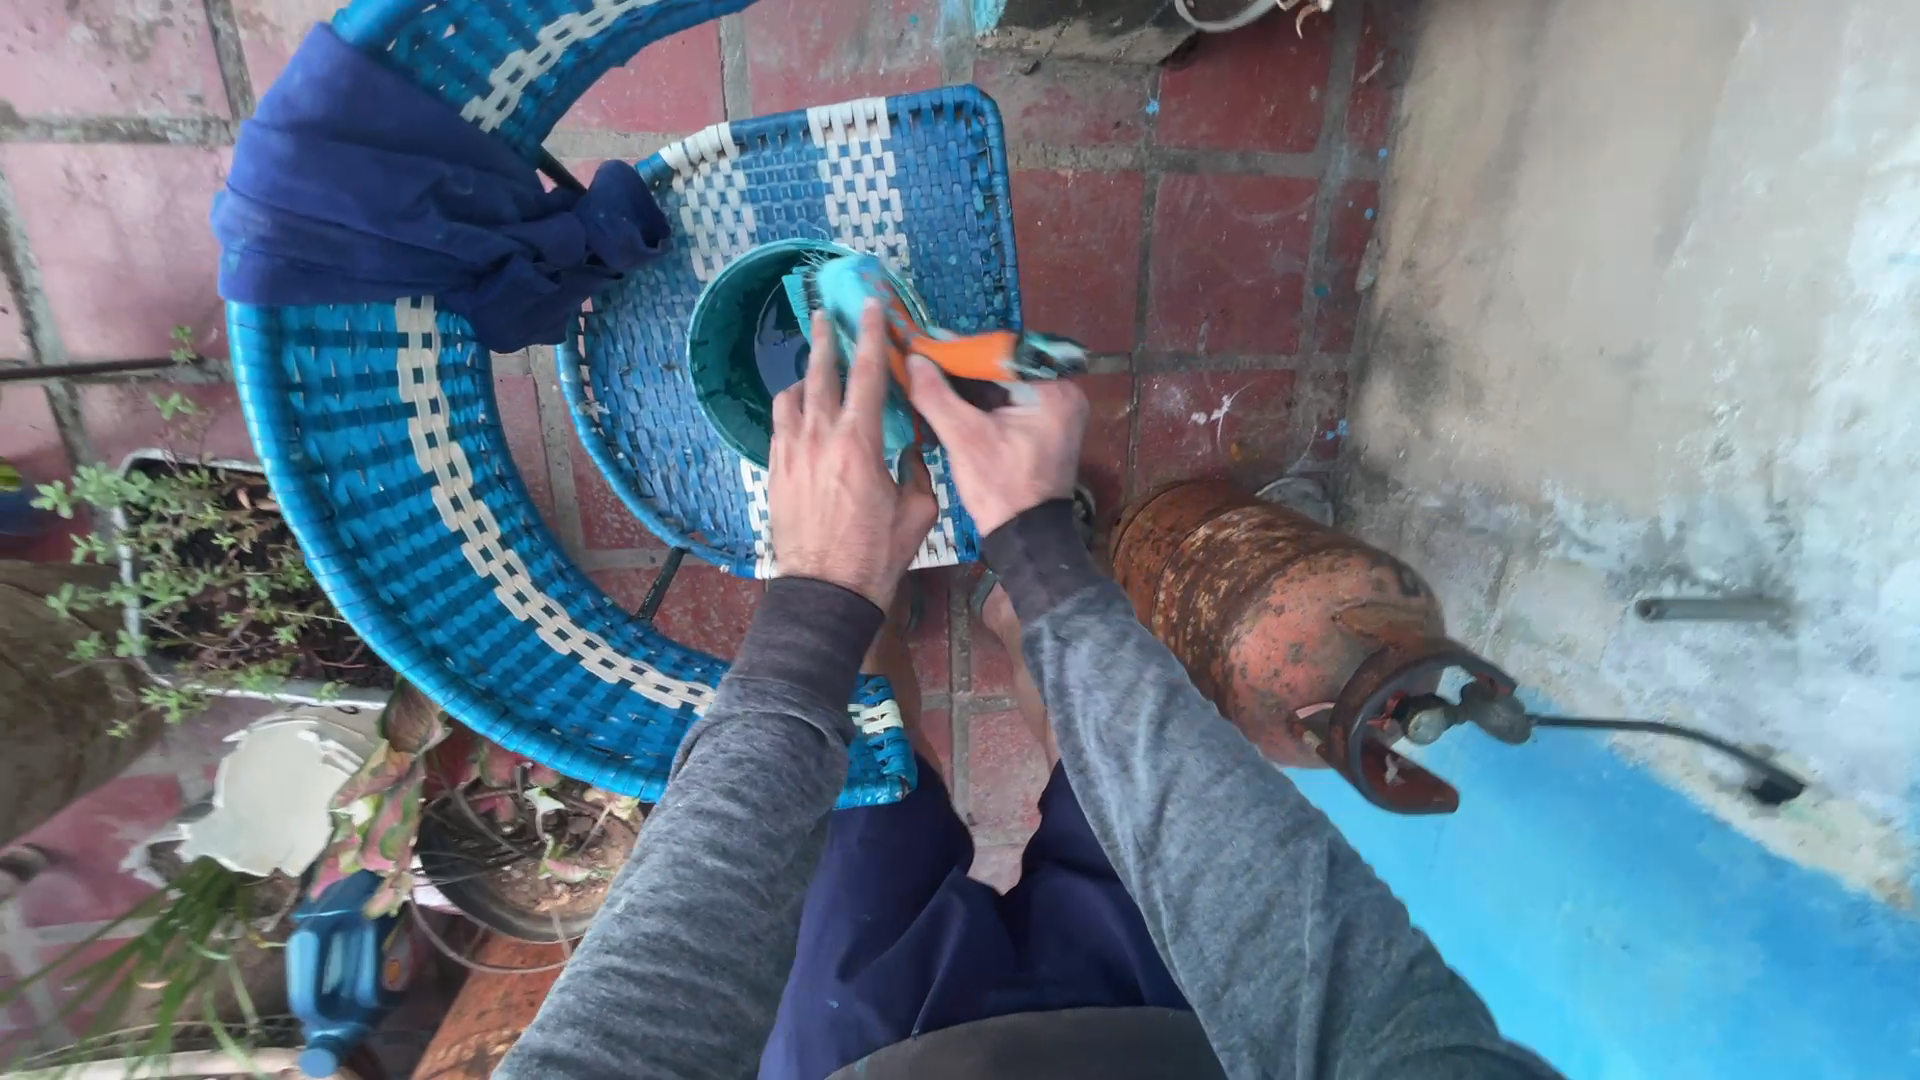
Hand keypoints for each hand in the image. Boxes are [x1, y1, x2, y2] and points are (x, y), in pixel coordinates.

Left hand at [769, 303, 938, 610]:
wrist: (826, 590)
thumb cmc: (877, 554)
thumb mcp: (917, 511)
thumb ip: (917, 472)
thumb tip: (910, 452)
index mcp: (859, 443)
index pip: (866, 374)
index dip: (870, 335)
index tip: (869, 307)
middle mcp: (819, 438)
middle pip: (820, 373)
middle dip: (824, 339)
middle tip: (824, 315)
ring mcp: (791, 454)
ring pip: (791, 397)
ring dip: (805, 377)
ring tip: (814, 371)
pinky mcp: (775, 472)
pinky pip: (779, 426)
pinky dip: (791, 410)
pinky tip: (799, 414)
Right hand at [904, 354, 1087, 535]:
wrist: (1026, 537)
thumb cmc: (1000, 489)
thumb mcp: (964, 439)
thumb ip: (936, 395)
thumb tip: (912, 359)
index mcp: (1055, 390)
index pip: (1002, 355)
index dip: (960, 352)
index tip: (926, 348)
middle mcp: (1065, 394)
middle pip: (1006, 368)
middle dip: (966, 368)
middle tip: (927, 363)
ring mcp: (1059, 412)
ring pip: (1007, 385)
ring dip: (973, 385)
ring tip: (934, 378)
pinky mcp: (1048, 428)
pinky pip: (1013, 402)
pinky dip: (987, 402)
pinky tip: (956, 401)